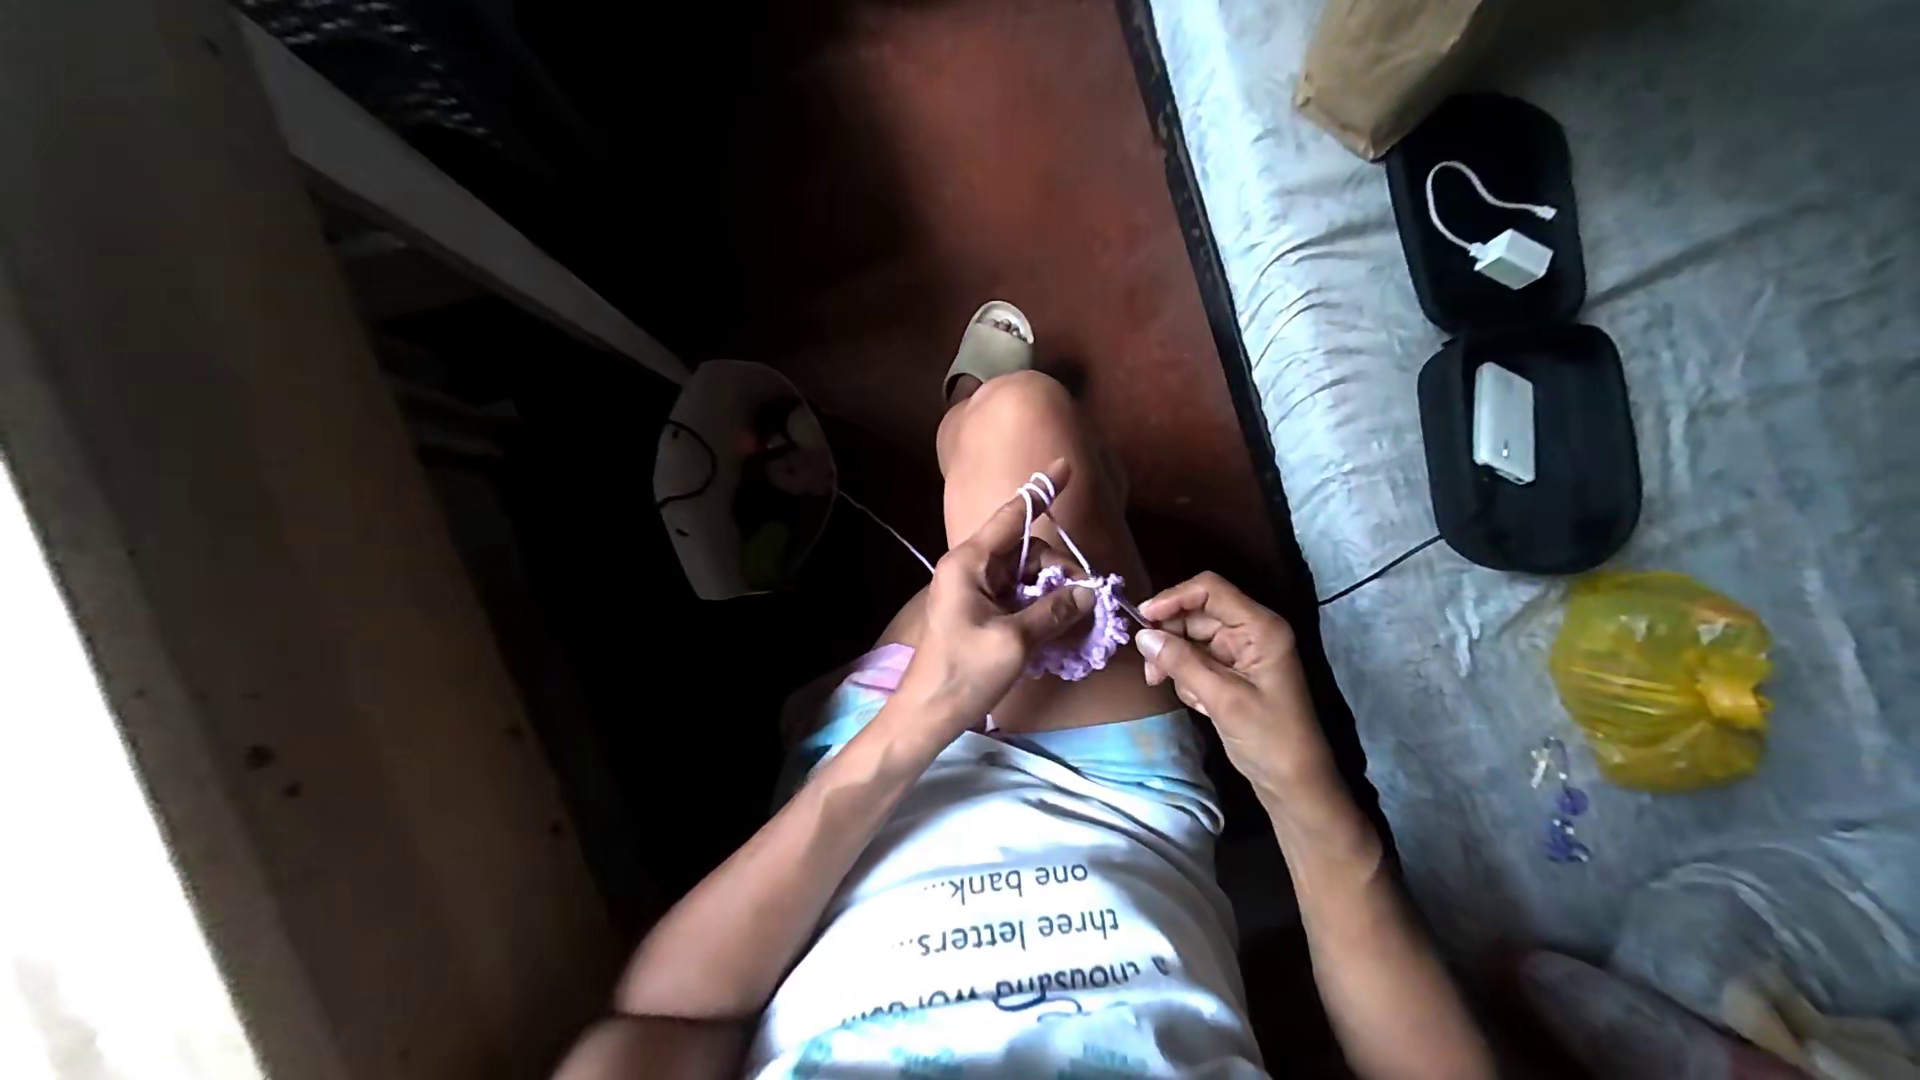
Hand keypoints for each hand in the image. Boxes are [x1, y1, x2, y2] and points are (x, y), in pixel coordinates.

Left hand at [894, 459, 1094, 736]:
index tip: (1066, 466)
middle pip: (1026, 551)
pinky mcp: (981, 611)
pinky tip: (1058, 630)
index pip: (1011, 516)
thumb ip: (1054, 610)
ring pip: (1026, 576)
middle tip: (1086, 600)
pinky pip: (1018, 597)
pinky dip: (1040, 607)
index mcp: (969, 563)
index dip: (1041, 492)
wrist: (928, 713)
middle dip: (1059, 569)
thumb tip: (1090, 591)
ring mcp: (975, 590)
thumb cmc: (963, 673)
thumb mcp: (1015, 641)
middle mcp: (971, 568)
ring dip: (1053, 593)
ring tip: (1075, 621)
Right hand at [1134, 573, 1335, 804]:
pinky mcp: (1231, 671)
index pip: (1209, 590)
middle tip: (1150, 668)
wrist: (1294, 783)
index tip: (1143, 618)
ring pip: (1190, 637)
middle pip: (1195, 613)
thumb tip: (1143, 636)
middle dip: (1168, 637)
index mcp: (1259, 628)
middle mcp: (1250, 632)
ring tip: (1167, 686)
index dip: (1173, 597)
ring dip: (1174, 660)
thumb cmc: (1269, 737)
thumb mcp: (1222, 698)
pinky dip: (1185, 676)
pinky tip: (1195, 701)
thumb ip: (1181, 662)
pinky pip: (1195, 659)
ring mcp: (1240, 652)